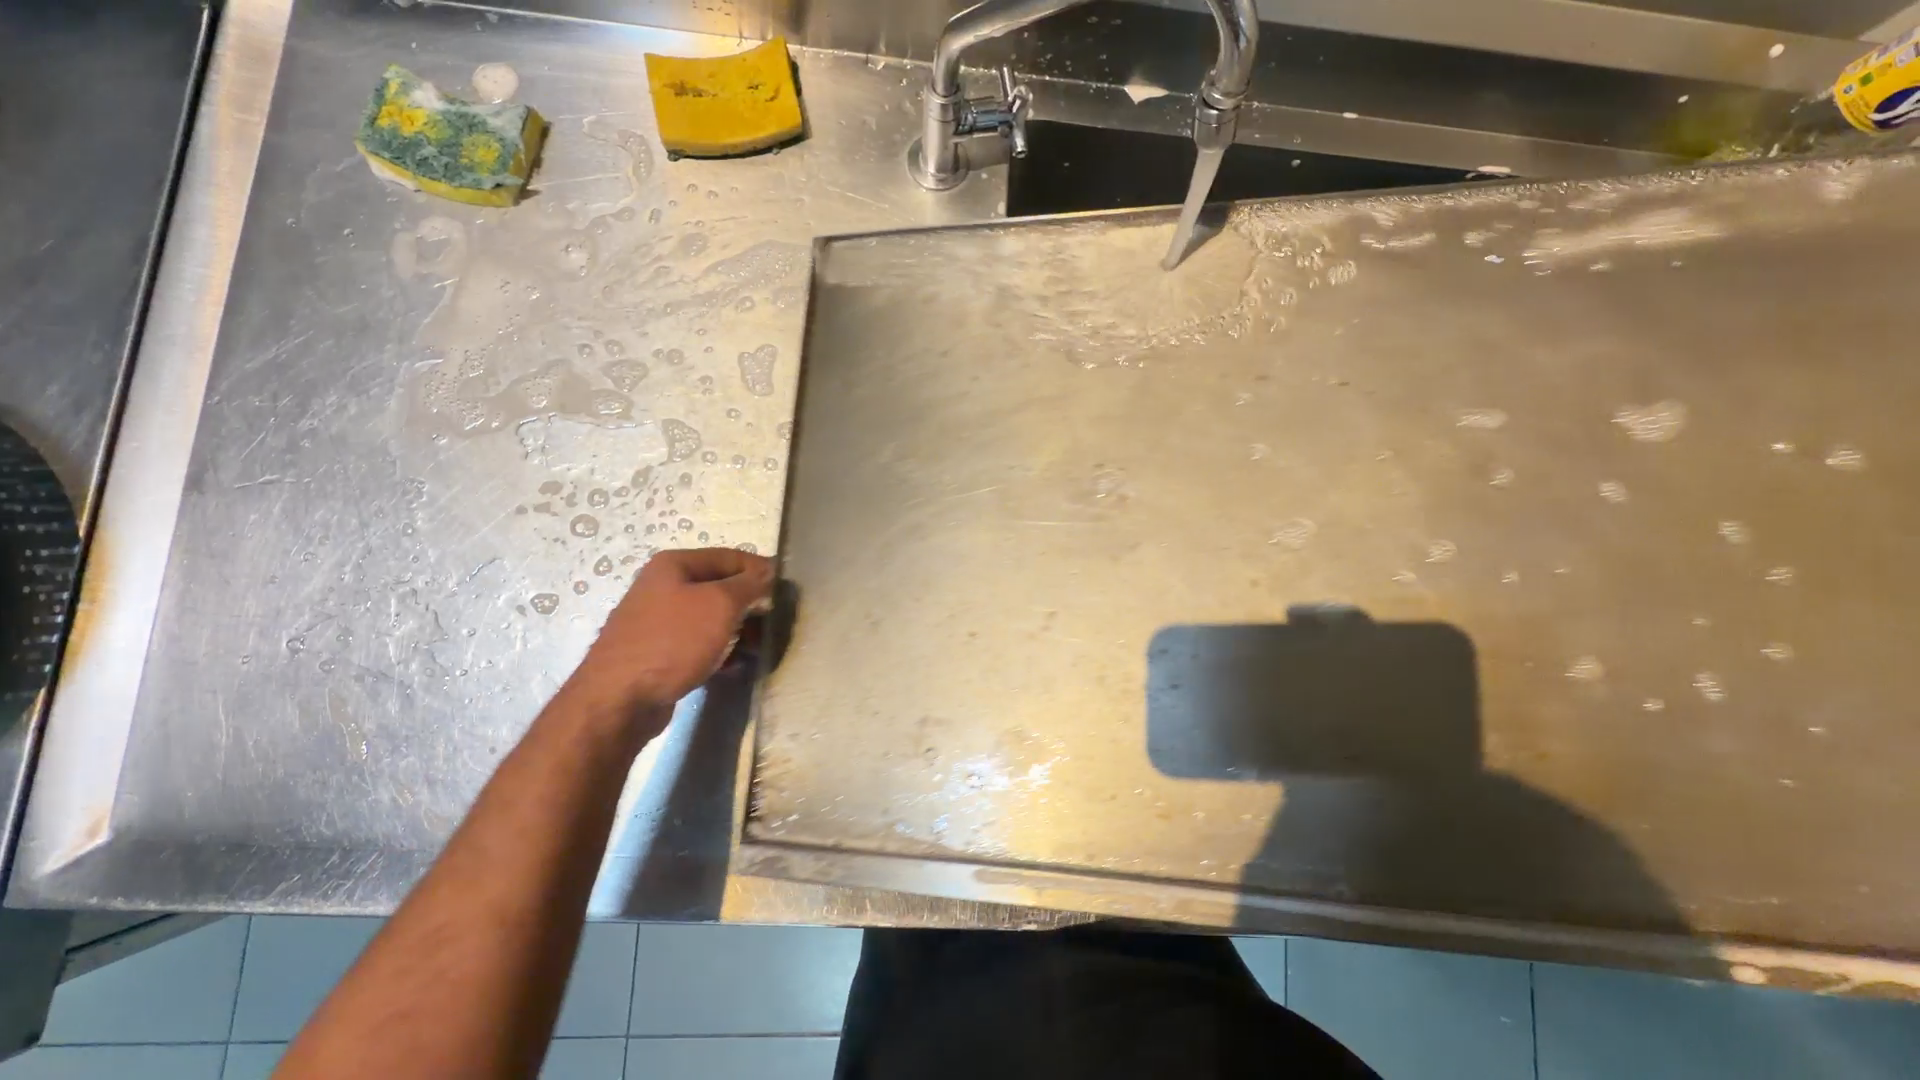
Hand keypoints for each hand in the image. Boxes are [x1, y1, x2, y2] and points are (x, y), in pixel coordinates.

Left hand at [563, 548, 775, 718]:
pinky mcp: (659, 652)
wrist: (619, 698)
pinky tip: (735, 666)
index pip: (731, 557)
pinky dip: (720, 651)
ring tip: (758, 648)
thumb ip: (749, 585)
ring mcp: (658, 621)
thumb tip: (769, 572)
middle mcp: (663, 586)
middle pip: (720, 588)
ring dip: (738, 630)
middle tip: (777, 623)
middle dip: (750, 604)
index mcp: (674, 565)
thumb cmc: (672, 641)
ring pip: (711, 618)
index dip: (762, 571)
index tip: (788, 590)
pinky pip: (699, 643)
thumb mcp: (719, 605)